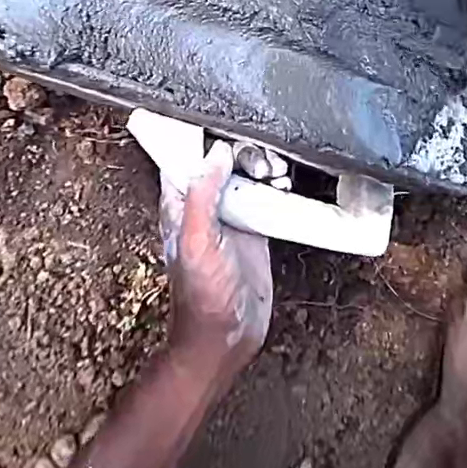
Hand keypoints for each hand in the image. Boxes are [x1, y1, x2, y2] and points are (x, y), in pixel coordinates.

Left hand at [158, 141, 272, 378]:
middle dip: (244, 151)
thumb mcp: (196, 243)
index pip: (187, 157)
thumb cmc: (202, 296)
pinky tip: (284, 185)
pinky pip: (267, 195)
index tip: (227, 132)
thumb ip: (202, 197)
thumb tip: (216, 153)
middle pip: (224, 160)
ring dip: (264, 165)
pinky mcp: (256, 227)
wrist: (228, 335)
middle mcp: (206, 205)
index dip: (205, 139)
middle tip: (260, 162)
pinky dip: (278, 185)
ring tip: (276, 173)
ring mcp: (233, 215)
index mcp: (181, 204)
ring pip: (247, 174)